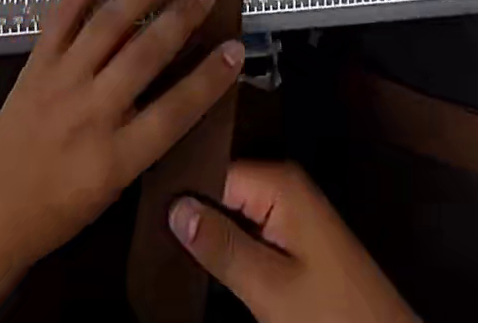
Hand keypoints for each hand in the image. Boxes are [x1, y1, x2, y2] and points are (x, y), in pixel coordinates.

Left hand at [0, 0, 243, 322]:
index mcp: (115, 156)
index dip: (210, 77)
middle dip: (181, 17)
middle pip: (146, 54)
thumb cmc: (59, 208)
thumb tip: (183, 88)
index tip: (234, 49)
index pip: (176, 109)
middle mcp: (90, 112)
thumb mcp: (116, 185)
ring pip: (108, 25)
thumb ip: (149, 135)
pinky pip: (62, 15)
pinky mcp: (35, 65)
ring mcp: (59, 82)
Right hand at [170, 160, 418, 322]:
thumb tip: (174, 206)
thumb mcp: (269, 287)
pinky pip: (247, 220)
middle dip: (193, 203)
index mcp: (279, 181)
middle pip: (223, 183)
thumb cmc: (329, 312)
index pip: (214, 168)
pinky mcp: (292, 230)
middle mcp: (284, 182)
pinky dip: (226, 235)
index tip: (148, 202)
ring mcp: (289, 206)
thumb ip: (221, 244)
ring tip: (165, 231)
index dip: (182, 187)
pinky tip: (201, 247)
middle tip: (153, 221)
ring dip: (208, 223)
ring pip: (232, 203)